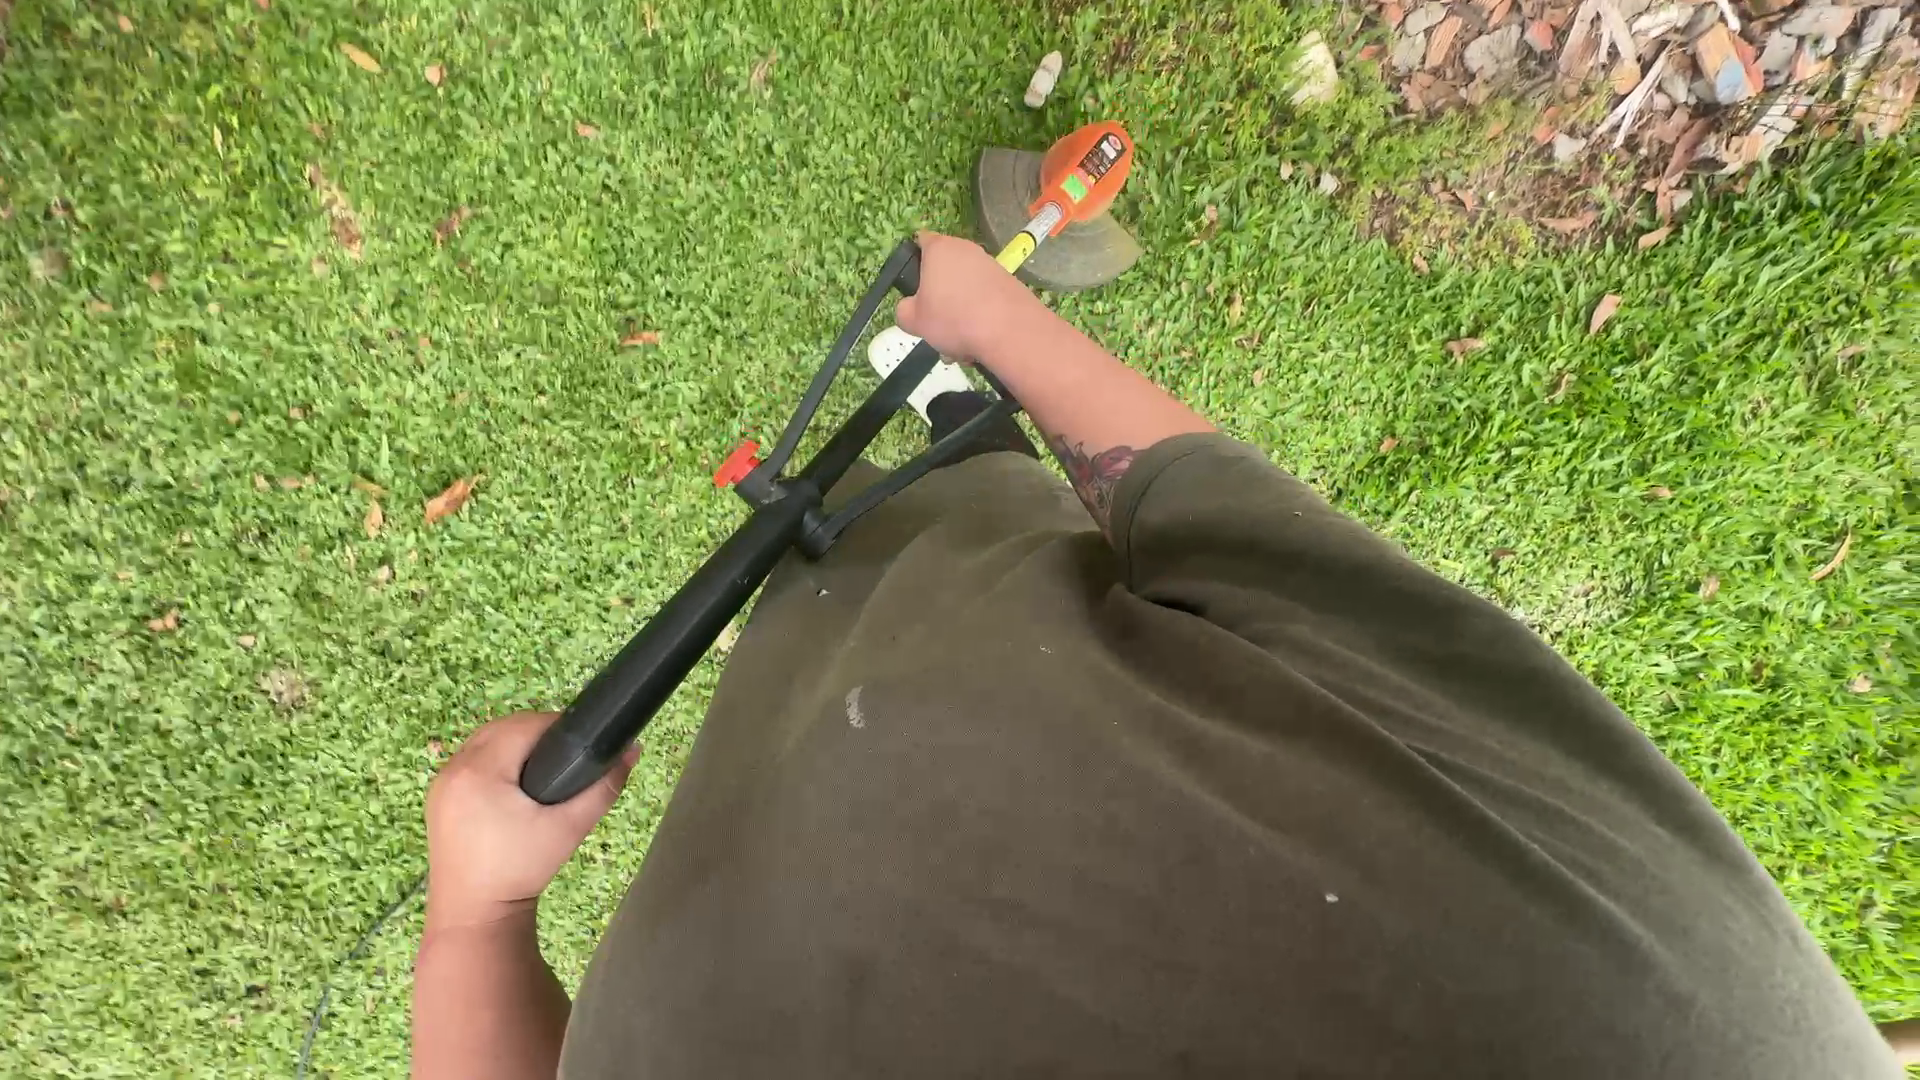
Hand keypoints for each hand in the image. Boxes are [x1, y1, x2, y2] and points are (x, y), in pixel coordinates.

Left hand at [424, 711, 637, 930]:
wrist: (476, 915)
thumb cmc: (521, 868)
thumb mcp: (571, 826)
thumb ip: (604, 786)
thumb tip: (633, 750)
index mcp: (479, 772)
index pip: (524, 725)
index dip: (557, 727)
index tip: (581, 745)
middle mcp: (453, 771)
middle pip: (502, 727)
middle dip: (537, 732)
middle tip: (568, 756)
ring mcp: (441, 785)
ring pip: (485, 741)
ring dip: (516, 743)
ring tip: (547, 767)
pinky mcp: (439, 799)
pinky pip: (472, 760)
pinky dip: (497, 758)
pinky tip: (518, 780)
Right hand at [895, 230, 1042, 361]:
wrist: (1009, 331)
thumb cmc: (953, 318)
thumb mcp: (914, 320)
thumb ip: (904, 311)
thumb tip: (911, 308)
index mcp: (939, 249)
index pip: (921, 240)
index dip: (914, 261)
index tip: (914, 285)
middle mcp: (966, 249)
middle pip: (946, 271)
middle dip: (940, 298)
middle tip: (937, 326)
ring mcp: (990, 265)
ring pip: (965, 290)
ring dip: (960, 315)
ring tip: (960, 345)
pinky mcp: (1009, 284)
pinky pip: (985, 300)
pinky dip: (980, 319)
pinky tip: (980, 343)